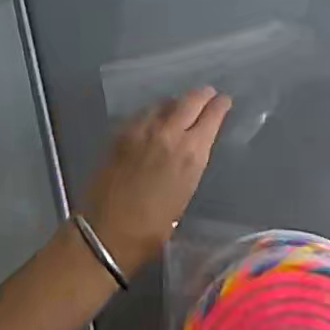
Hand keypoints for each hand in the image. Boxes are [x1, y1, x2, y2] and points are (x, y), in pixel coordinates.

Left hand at [84, 86, 231, 275]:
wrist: (105, 235)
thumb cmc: (152, 227)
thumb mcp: (186, 191)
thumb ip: (192, 160)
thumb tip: (194, 143)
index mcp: (191, 152)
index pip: (213, 114)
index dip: (221, 104)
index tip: (224, 101)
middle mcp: (170, 133)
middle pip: (191, 99)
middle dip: (203, 94)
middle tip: (208, 94)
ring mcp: (143, 129)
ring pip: (166, 101)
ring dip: (177, 102)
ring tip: (179, 108)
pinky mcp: (122, 132)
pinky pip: (144, 112)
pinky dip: (155, 112)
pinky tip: (154, 120)